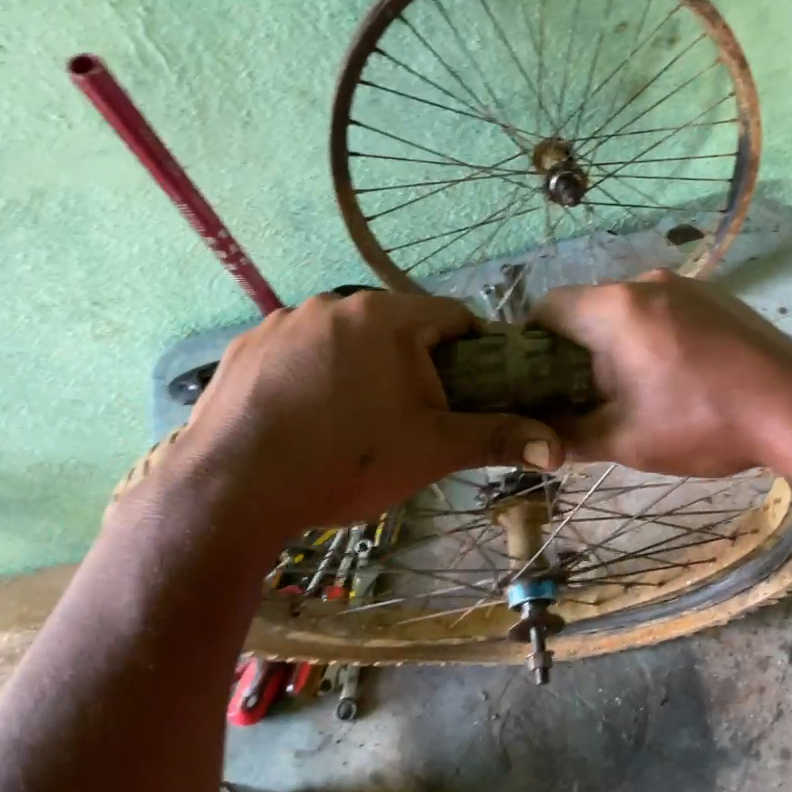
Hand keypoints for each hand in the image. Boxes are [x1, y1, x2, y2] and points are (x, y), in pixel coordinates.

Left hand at [146, 291, 560, 532]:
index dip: (474, 355)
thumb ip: (498, 439)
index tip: (469, 395)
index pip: (455, 318)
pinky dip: (315, 378)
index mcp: (388, 318)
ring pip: (348, 341)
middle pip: (399, 329)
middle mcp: (335, 304)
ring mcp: (284, 322)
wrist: (232, 488)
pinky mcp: (246, 347)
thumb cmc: (348, 460)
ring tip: (354, 427)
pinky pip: (301, 354)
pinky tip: (306, 422)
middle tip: (413, 421)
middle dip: (416, 367)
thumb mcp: (434, 451)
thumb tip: (558, 450)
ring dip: (364, 371)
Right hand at [532, 270, 791, 475]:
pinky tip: (681, 379)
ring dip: (621, 347)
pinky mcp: (720, 298)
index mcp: (615, 307)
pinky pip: (668, 312)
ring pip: (631, 311)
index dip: (532, 346)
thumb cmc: (703, 423)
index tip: (540, 384)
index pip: (547, 308)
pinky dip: (657, 339)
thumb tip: (540, 440)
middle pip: (590, 309)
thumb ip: (572, 436)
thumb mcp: (626, 441)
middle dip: (579, 352)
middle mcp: (648, 282)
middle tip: (588, 399)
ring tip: (640, 395)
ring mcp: (690, 286)